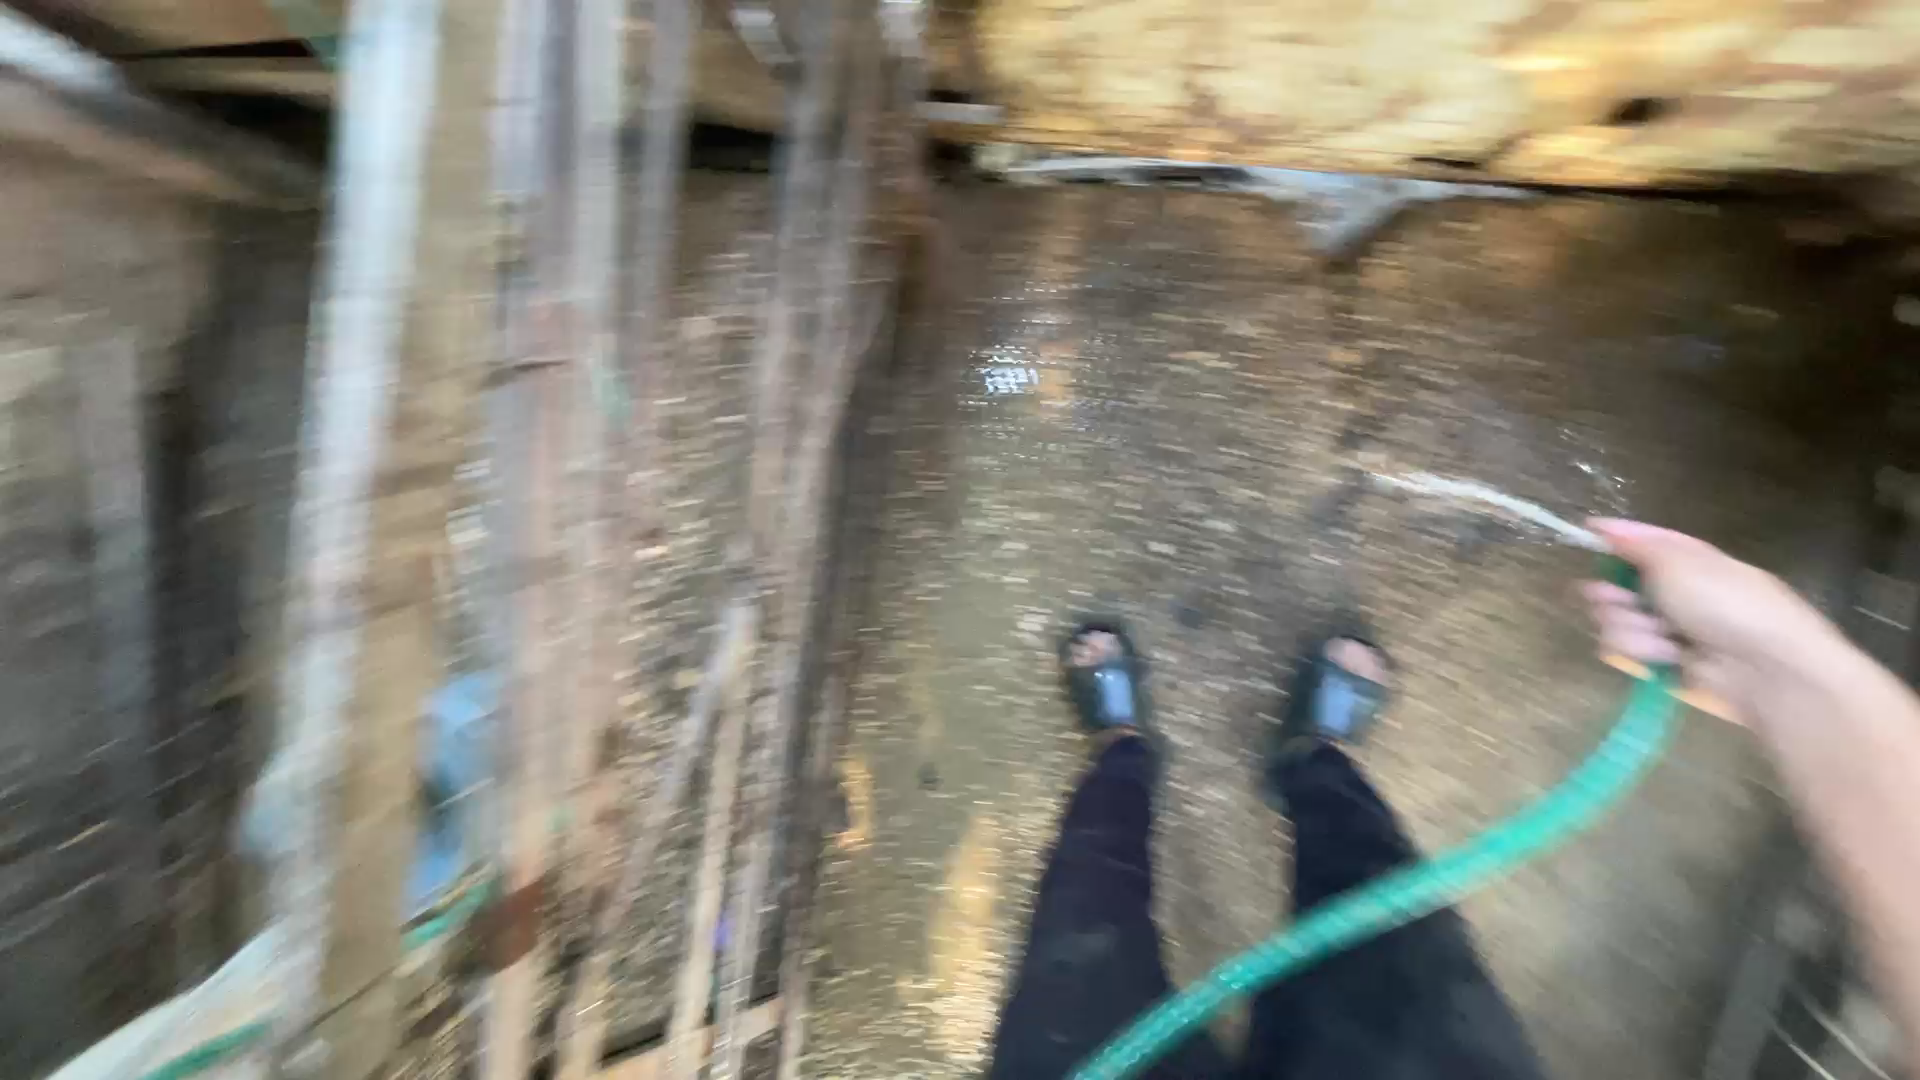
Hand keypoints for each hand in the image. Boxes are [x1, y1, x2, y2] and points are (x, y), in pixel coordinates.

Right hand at [1580, 518, 1841, 722]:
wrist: (1763, 669)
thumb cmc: (1728, 606)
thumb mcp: (1682, 563)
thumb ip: (1639, 545)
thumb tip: (1608, 529)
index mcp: (1693, 563)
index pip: (1648, 542)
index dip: (1618, 536)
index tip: (1587, 531)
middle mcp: (1678, 593)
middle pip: (1619, 584)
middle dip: (1611, 593)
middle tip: (1619, 600)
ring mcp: (1667, 627)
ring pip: (1613, 618)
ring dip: (1627, 625)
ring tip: (1659, 635)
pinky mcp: (1658, 658)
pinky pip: (1621, 647)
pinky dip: (1638, 649)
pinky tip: (1663, 654)